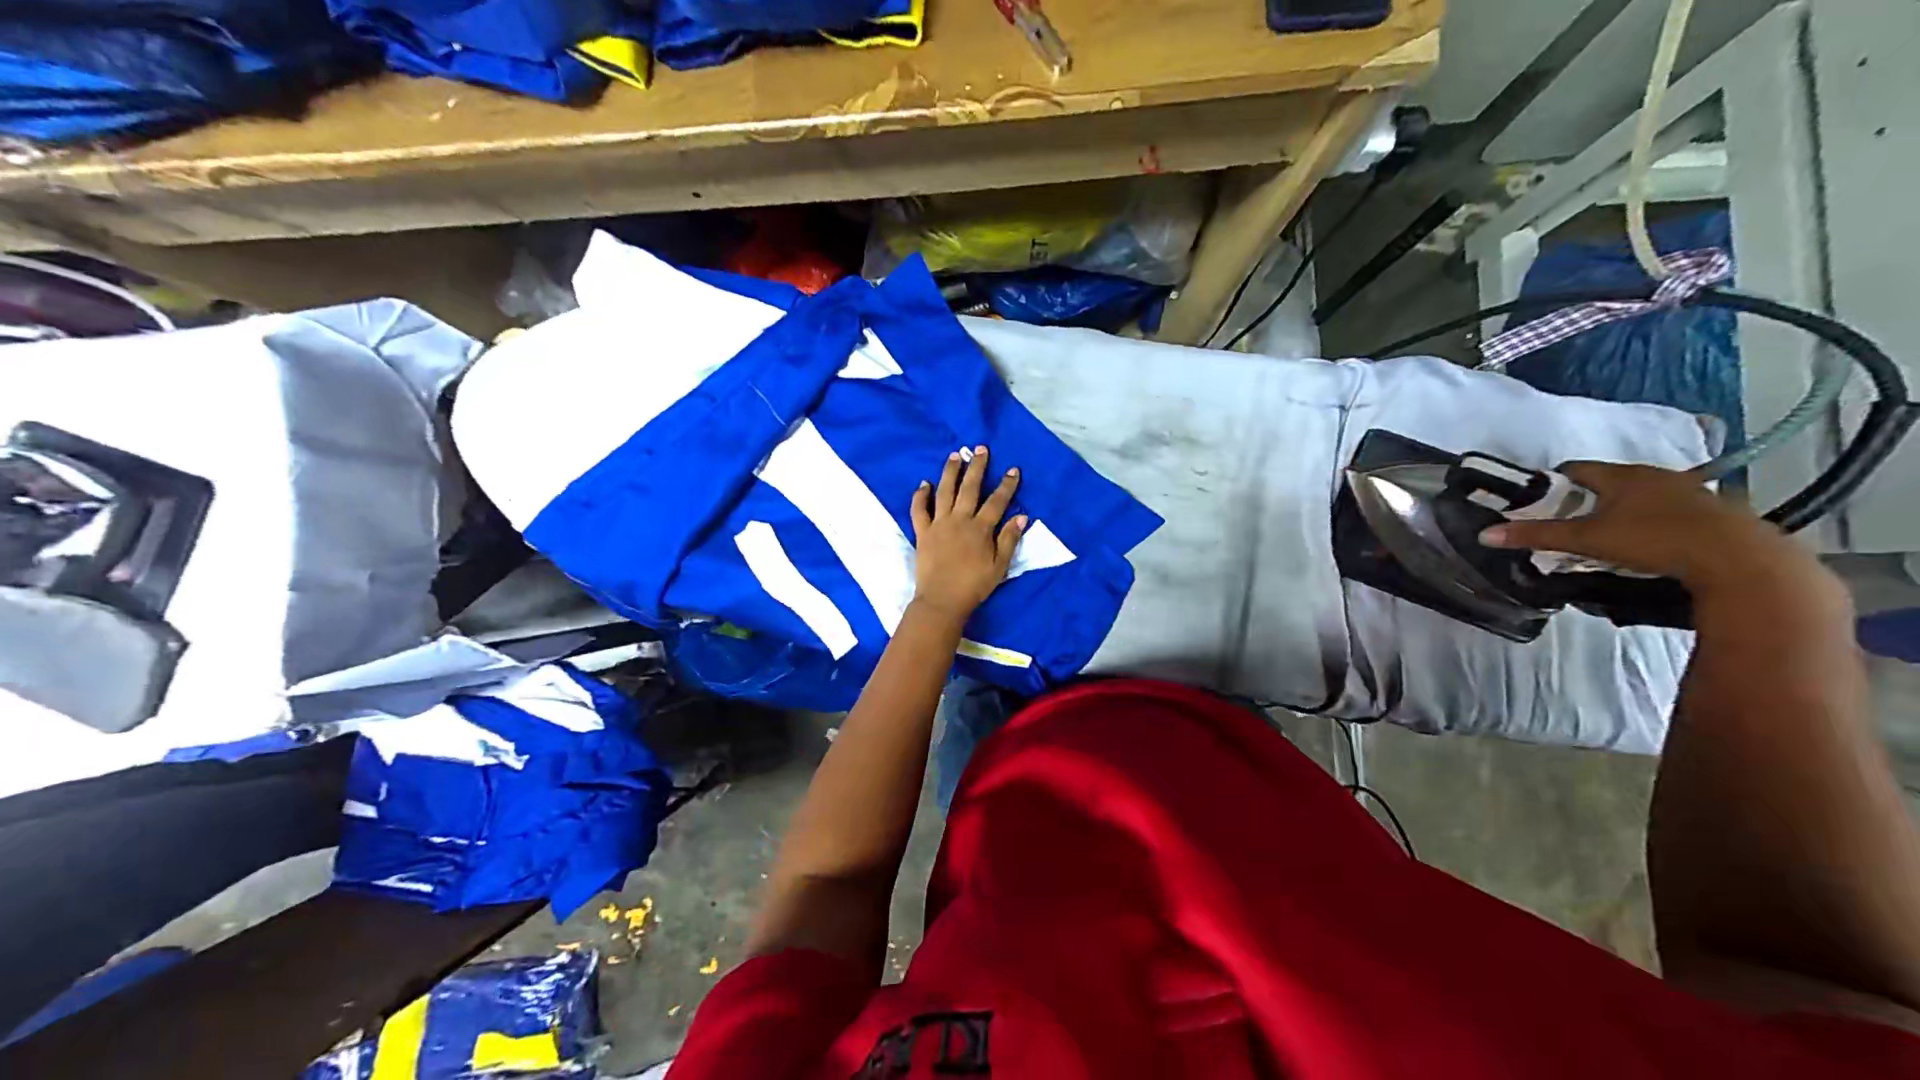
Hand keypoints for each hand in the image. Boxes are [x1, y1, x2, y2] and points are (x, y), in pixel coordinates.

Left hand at [910, 446, 1026, 620]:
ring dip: (950, 472)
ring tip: (955, 455)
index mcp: (980, 528)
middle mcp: (959, 520)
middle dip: (977, 467)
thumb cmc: (974, 586)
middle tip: (980, 449)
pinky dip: (920, 496)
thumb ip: (1009, 539)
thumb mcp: (999, 566)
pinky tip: (924, 484)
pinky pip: (919, 510)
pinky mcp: (922, 532)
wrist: (942, 600)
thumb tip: (1021, 516)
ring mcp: (938, 524)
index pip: (997, 501)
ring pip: (944, 491)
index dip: (1007, 485)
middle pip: (970, 488)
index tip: (1014, 469)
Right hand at [1478, 461, 1805, 591]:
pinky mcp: (1714, 515)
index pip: (1574, 469)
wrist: (1739, 560)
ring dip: (1620, 513)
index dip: (1551, 483)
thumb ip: (1537, 536)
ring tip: (1603, 538)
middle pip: (1608, 483)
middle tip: (1565, 524)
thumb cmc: (1653, 539)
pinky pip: (1668, 513)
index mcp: (1622, 476)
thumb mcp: (1586, 540)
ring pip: (1639, 498)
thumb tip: (1484, 533)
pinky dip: (1650, 525)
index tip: (1536, 503)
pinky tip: (1646, 546)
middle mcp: (1656, 476)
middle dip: (1585, 500)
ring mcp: (1689, 494)